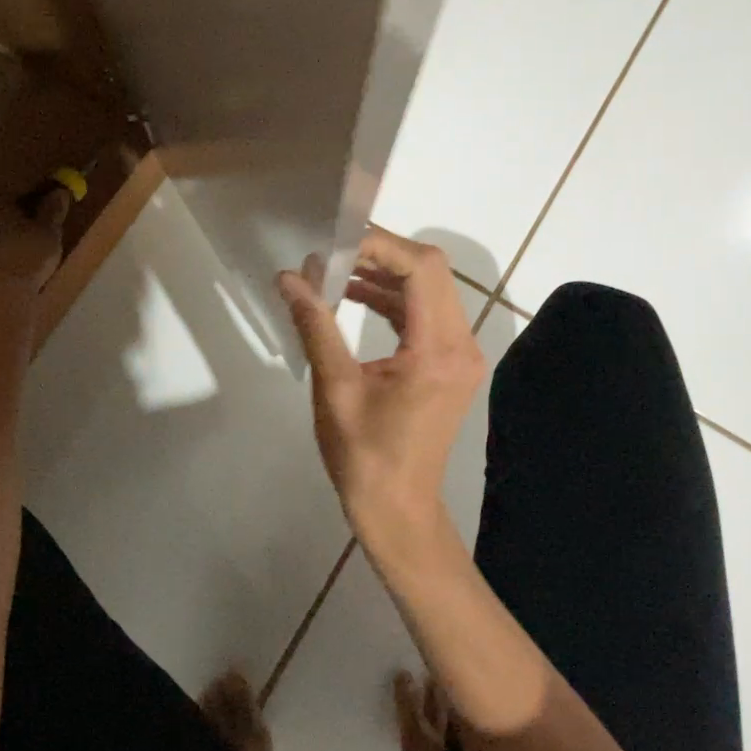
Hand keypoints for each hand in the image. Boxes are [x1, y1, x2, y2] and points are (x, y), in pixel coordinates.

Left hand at [0, 189, 70, 293]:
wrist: (3, 297)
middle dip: (28, 213)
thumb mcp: (49, 232)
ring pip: (2, 229)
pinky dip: (11, 249)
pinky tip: (24, 259)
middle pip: (9, 209)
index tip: (56, 199)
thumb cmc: (28, 257)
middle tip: (49, 222)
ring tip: (39, 243)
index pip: (22, 191)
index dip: (41, 194)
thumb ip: (53, 210)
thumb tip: (60, 190)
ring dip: (19, 232)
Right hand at [276, 229, 485, 552]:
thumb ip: (315, 325)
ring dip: (386, 275)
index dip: (381, 245)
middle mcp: (460, 344)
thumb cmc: (363, 456)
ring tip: (335, 271)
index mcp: (437, 350)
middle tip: (333, 252)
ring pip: (430, 290)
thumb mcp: (334, 388)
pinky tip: (355, 297)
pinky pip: (426, 315)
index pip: (422, 269)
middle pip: (431, 272)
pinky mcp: (450, 364)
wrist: (398, 509)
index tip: (336, 241)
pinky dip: (394, 300)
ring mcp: (460, 355)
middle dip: (382, 254)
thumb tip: (289, 278)